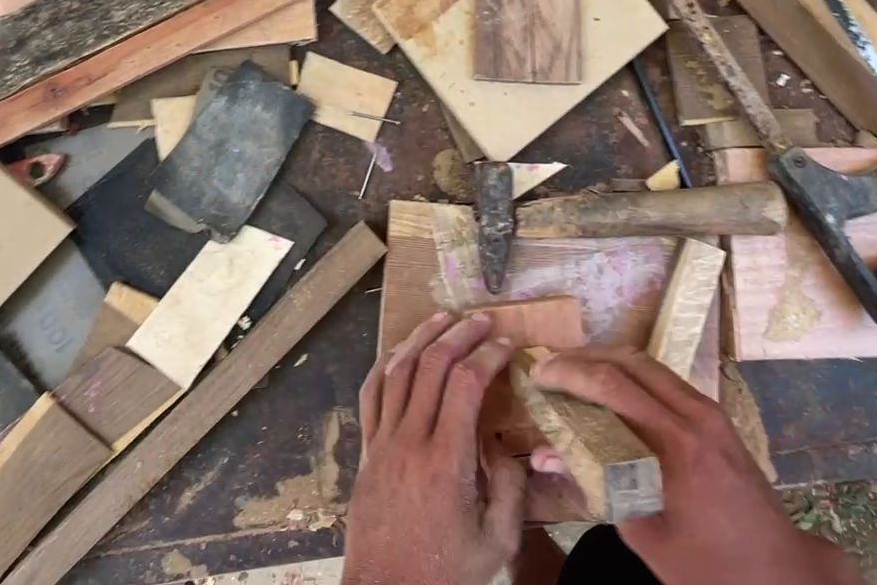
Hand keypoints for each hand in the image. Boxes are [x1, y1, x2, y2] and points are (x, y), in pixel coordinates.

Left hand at [343, 312, 523, 584]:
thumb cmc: (446, 571)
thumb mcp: (498, 541)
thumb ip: (511, 488)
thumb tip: (506, 445)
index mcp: (446, 461)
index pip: (466, 385)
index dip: (488, 355)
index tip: (507, 344)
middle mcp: (410, 441)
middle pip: (431, 366)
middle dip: (460, 335)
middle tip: (482, 320)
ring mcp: (381, 443)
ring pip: (397, 371)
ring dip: (422, 337)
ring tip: (444, 317)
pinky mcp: (365, 451)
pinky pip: (371, 395)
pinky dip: (385, 365)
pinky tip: (399, 350)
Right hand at [529, 346, 862, 584]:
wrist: (782, 573)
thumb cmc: (710, 566)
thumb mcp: (645, 535)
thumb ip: (593, 486)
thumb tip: (544, 456)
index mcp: (676, 444)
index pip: (611, 385)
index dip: (569, 373)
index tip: (537, 374)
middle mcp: (694, 414)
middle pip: (629, 361)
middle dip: (583, 358)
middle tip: (549, 368)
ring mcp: (709, 411)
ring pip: (648, 364)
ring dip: (606, 361)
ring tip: (571, 373)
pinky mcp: (715, 417)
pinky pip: (663, 380)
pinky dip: (629, 375)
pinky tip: (609, 392)